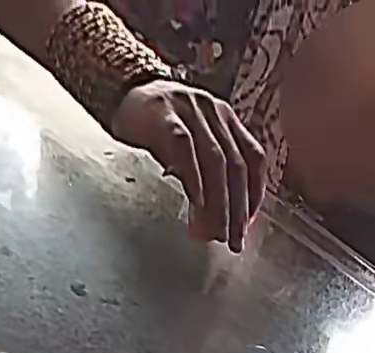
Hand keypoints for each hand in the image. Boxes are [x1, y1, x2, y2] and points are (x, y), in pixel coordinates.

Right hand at [112, 80, 266, 252]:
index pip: (254, 160)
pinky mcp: (164, 112)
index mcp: (227, 120)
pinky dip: (194, 180)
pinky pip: (185, 148)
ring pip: (215, 161)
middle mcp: (214, 112)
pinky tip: (197, 205)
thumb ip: (210, 176)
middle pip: (236, 166)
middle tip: (232, 241)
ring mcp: (191, 109)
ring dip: (218, 203)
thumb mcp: (194, 147)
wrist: (119, 90)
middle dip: (237, 209)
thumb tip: (219, 225)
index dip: (254, 195)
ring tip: (214, 233)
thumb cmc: (159, 129)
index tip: (246, 227)